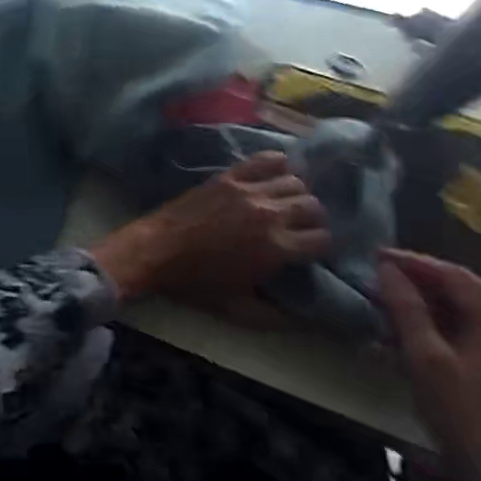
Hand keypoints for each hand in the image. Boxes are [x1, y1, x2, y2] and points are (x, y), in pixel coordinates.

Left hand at [89, 152, 330, 301]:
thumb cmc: (196, 282)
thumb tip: (305, 320)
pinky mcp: (228, 177)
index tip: (311, 248)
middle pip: (313, 206)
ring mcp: (248, 191)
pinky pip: (264, 160)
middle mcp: (269, 215)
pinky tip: (275, 174)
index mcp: (276, 248)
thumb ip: (274, 316)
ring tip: (286, 203)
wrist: (157, 251)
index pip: (322, 239)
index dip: (321, 245)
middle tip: (300, 226)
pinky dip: (277, 163)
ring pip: (295, 181)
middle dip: (313, 218)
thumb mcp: (237, 308)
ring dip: (296, 193)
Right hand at [375, 249, 480, 480]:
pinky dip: (438, 330)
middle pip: (463, 292)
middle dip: (418, 285)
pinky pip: (471, 335)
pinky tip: (408, 338)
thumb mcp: (425, 358)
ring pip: (464, 314)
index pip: (455, 276)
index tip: (375, 255)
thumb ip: (406, 308)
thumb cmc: (464, 415)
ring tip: (385, 309)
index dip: (413, 262)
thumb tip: (387, 269)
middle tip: (376, 281)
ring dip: (424, 309)